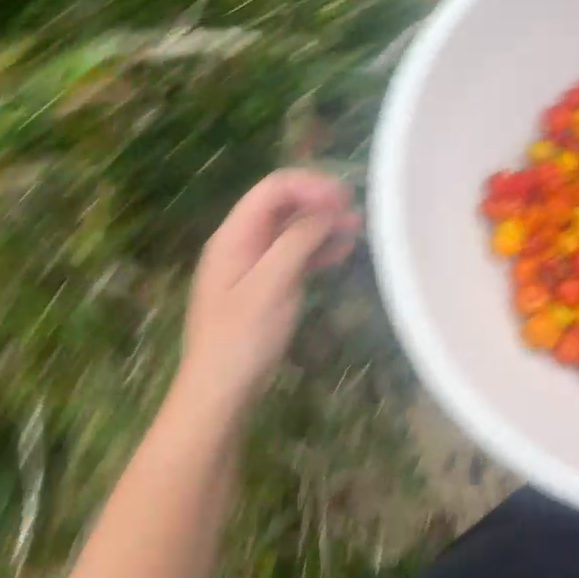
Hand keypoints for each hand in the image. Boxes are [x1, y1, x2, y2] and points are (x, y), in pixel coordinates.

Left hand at [177, 169, 358, 415]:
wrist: (220, 392)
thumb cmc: (243, 338)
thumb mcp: (272, 285)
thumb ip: (298, 241)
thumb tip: (328, 211)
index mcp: (234, 236)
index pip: (274, 188)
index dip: (311, 185)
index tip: (345, 199)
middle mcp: (241, 241)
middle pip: (284, 203)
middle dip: (320, 202)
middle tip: (355, 213)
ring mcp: (252, 262)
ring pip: (292, 227)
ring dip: (324, 224)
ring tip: (357, 230)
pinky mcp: (265, 282)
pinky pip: (294, 252)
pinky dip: (318, 247)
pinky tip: (342, 253)